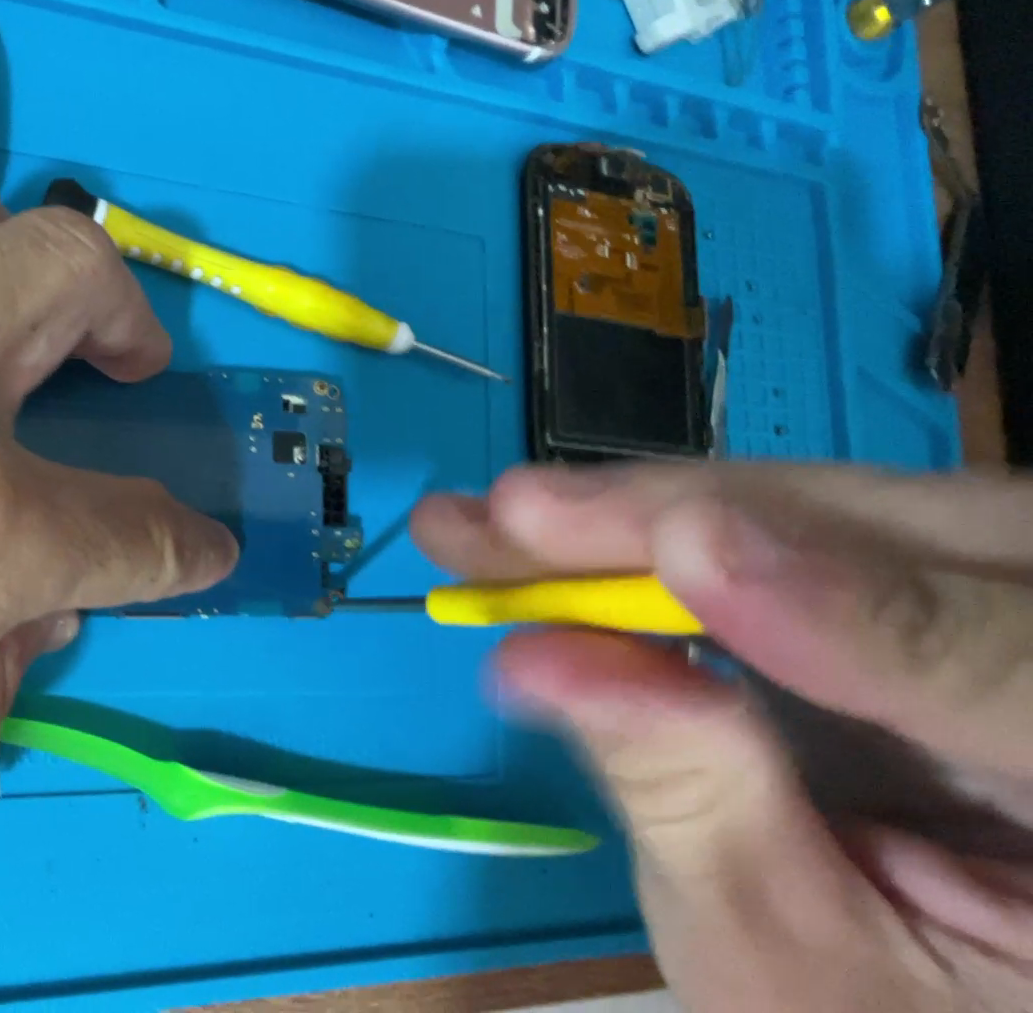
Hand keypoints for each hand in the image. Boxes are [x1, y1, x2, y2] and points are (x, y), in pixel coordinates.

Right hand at [413, 463, 1032, 1011]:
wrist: (903, 990)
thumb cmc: (859, 1010)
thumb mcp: (782, 955)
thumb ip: (690, 801)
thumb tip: (539, 661)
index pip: (1026, 674)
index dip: (865, 606)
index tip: (681, 549)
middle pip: (920, 544)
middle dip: (682, 520)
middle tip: (508, 513)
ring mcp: (994, 617)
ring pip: (845, 515)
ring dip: (646, 513)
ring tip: (497, 520)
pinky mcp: (915, 596)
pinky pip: (798, 533)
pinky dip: (660, 531)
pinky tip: (563, 530)